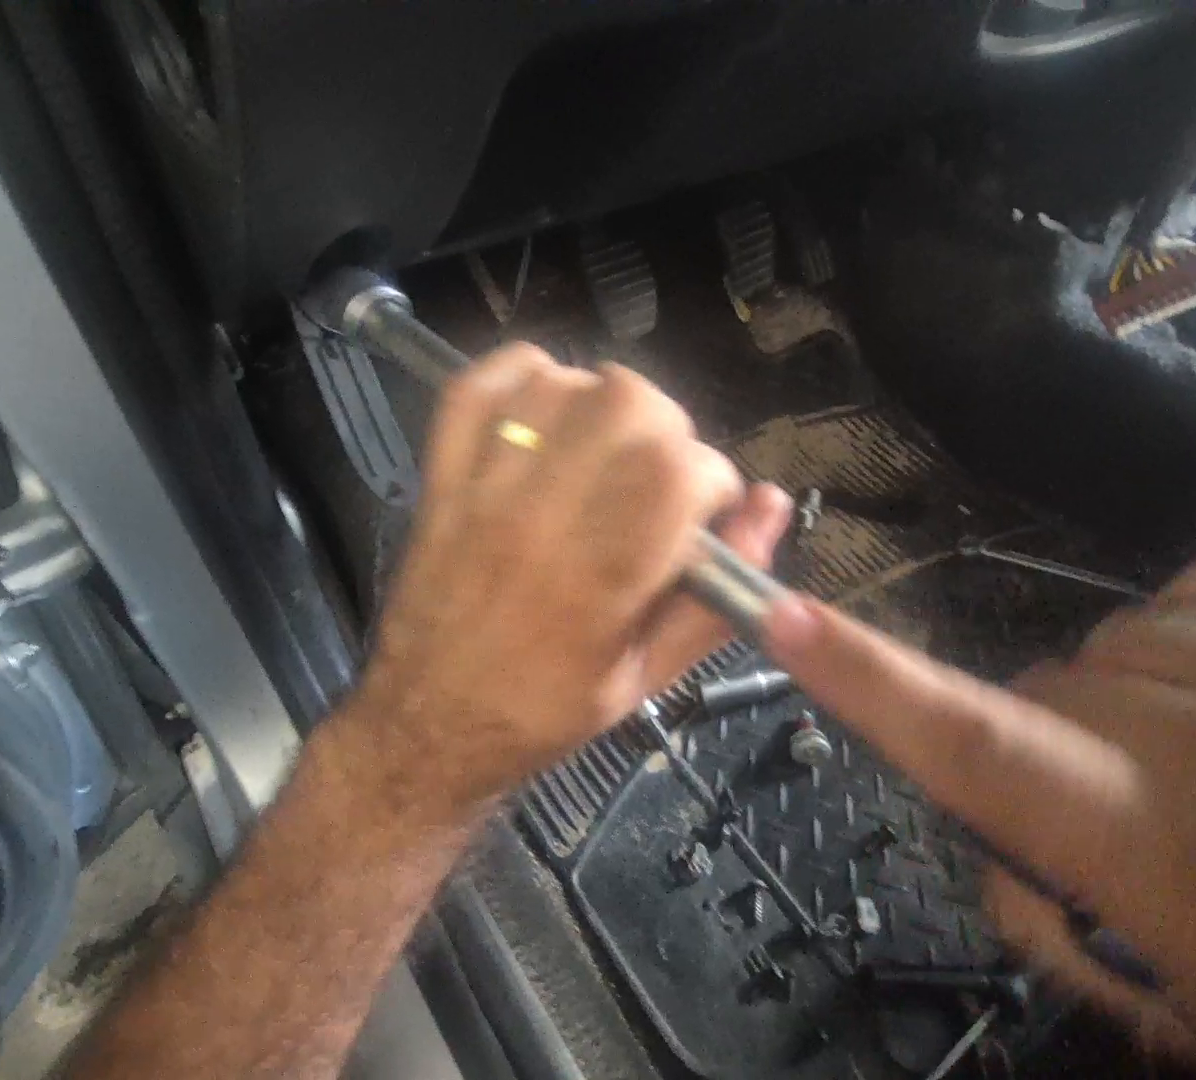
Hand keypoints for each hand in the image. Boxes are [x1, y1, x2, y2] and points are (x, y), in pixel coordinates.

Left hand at [347, 344, 791, 822]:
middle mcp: (542, 519)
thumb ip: (713, 597)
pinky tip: (545, 411)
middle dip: (665, 428)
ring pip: (560, 384)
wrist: (425, 724)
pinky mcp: (441, 478)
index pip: (680, 468)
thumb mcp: (645, 679)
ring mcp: (483, 490)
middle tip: (653, 475)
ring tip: (602, 450)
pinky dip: (521, 377)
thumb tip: (770, 508)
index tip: (701, 511)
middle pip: (626, 401)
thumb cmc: (542, 713)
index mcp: (600, 579)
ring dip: (600, 403)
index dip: (712, 479)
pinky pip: (477, 387)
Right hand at [765, 549, 1195, 1079]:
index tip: (783, 617)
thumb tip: (998, 828)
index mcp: (1190, 855)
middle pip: (1049, 690)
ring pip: (1125, 638)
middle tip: (1141, 810)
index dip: (867, 679)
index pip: (981, 746)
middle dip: (1055, 741)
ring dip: (1138, 694)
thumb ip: (1054, 907)